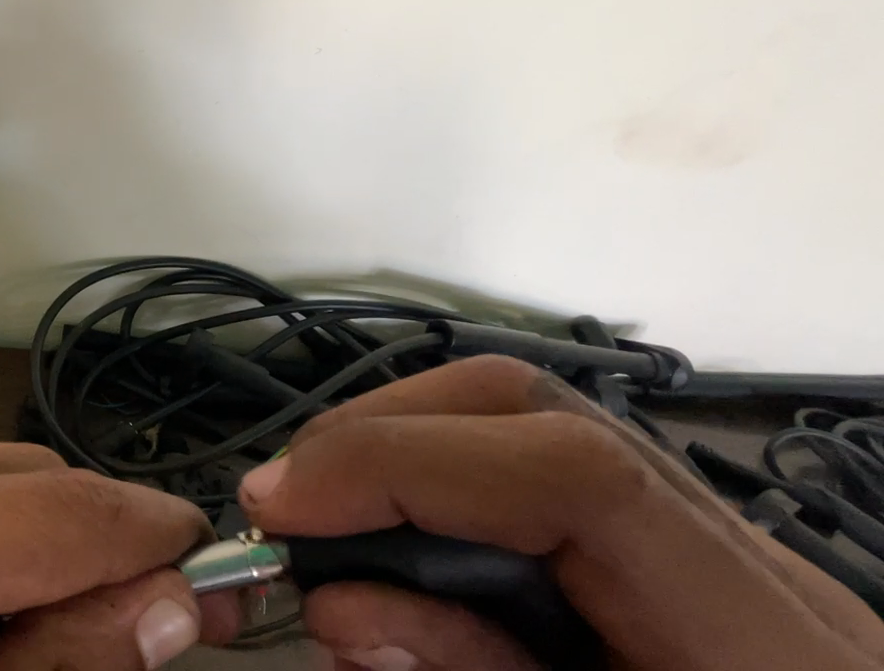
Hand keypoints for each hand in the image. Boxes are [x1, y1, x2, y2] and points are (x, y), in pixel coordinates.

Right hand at [239, 355, 883, 670]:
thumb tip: (332, 608)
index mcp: (768, 647)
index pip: (572, 475)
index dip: (400, 464)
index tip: (284, 508)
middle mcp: (746, 560)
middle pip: (525, 405)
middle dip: (373, 435)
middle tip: (284, 502)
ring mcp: (708, 534)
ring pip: (511, 411)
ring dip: (385, 445)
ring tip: (316, 512)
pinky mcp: (661, 537)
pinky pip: (517, 452)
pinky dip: (422, 469)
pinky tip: (382, 523)